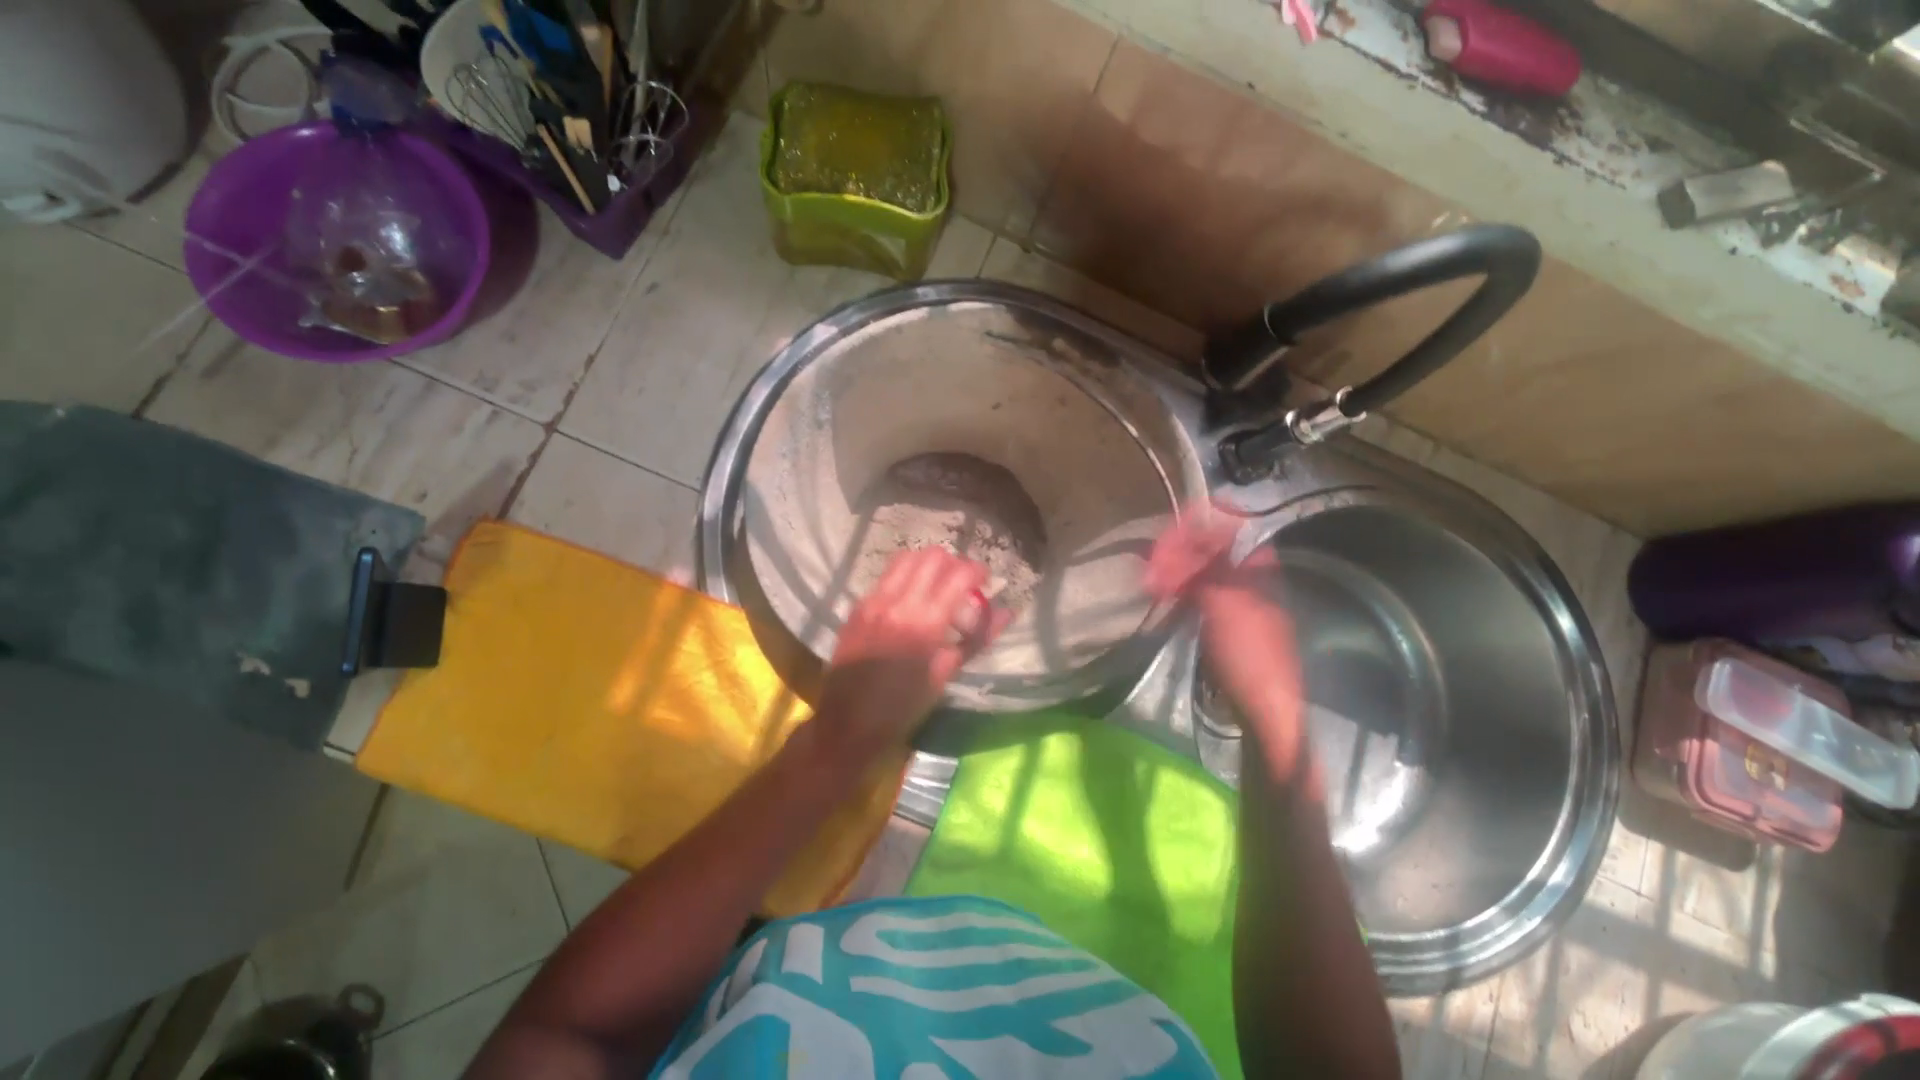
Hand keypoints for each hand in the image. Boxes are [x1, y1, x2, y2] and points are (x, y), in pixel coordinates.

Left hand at [811, 549, 1008, 763]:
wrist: (847, 722)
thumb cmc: (903, 707)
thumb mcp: (945, 675)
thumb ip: (976, 638)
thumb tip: (1006, 613)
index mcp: (925, 623)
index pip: (958, 574)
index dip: (978, 570)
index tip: (986, 579)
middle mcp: (897, 602)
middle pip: (931, 556)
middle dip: (953, 563)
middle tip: (962, 582)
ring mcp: (873, 601)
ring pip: (905, 558)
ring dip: (927, 564)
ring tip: (936, 585)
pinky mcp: (857, 606)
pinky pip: (885, 577)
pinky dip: (904, 578)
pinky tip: (910, 600)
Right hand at [1146, 504, 1313, 787]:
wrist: (1265, 711)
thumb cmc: (1249, 653)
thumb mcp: (1223, 602)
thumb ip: (1202, 566)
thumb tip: (1180, 542)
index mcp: (1262, 566)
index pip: (1231, 525)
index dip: (1199, 524)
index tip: (1167, 534)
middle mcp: (1253, 578)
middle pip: (1213, 548)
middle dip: (1180, 550)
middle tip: (1150, 566)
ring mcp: (1240, 602)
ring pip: (1203, 573)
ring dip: (1176, 572)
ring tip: (1150, 583)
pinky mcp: (1227, 625)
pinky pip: (1200, 596)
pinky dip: (1180, 593)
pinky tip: (1162, 598)